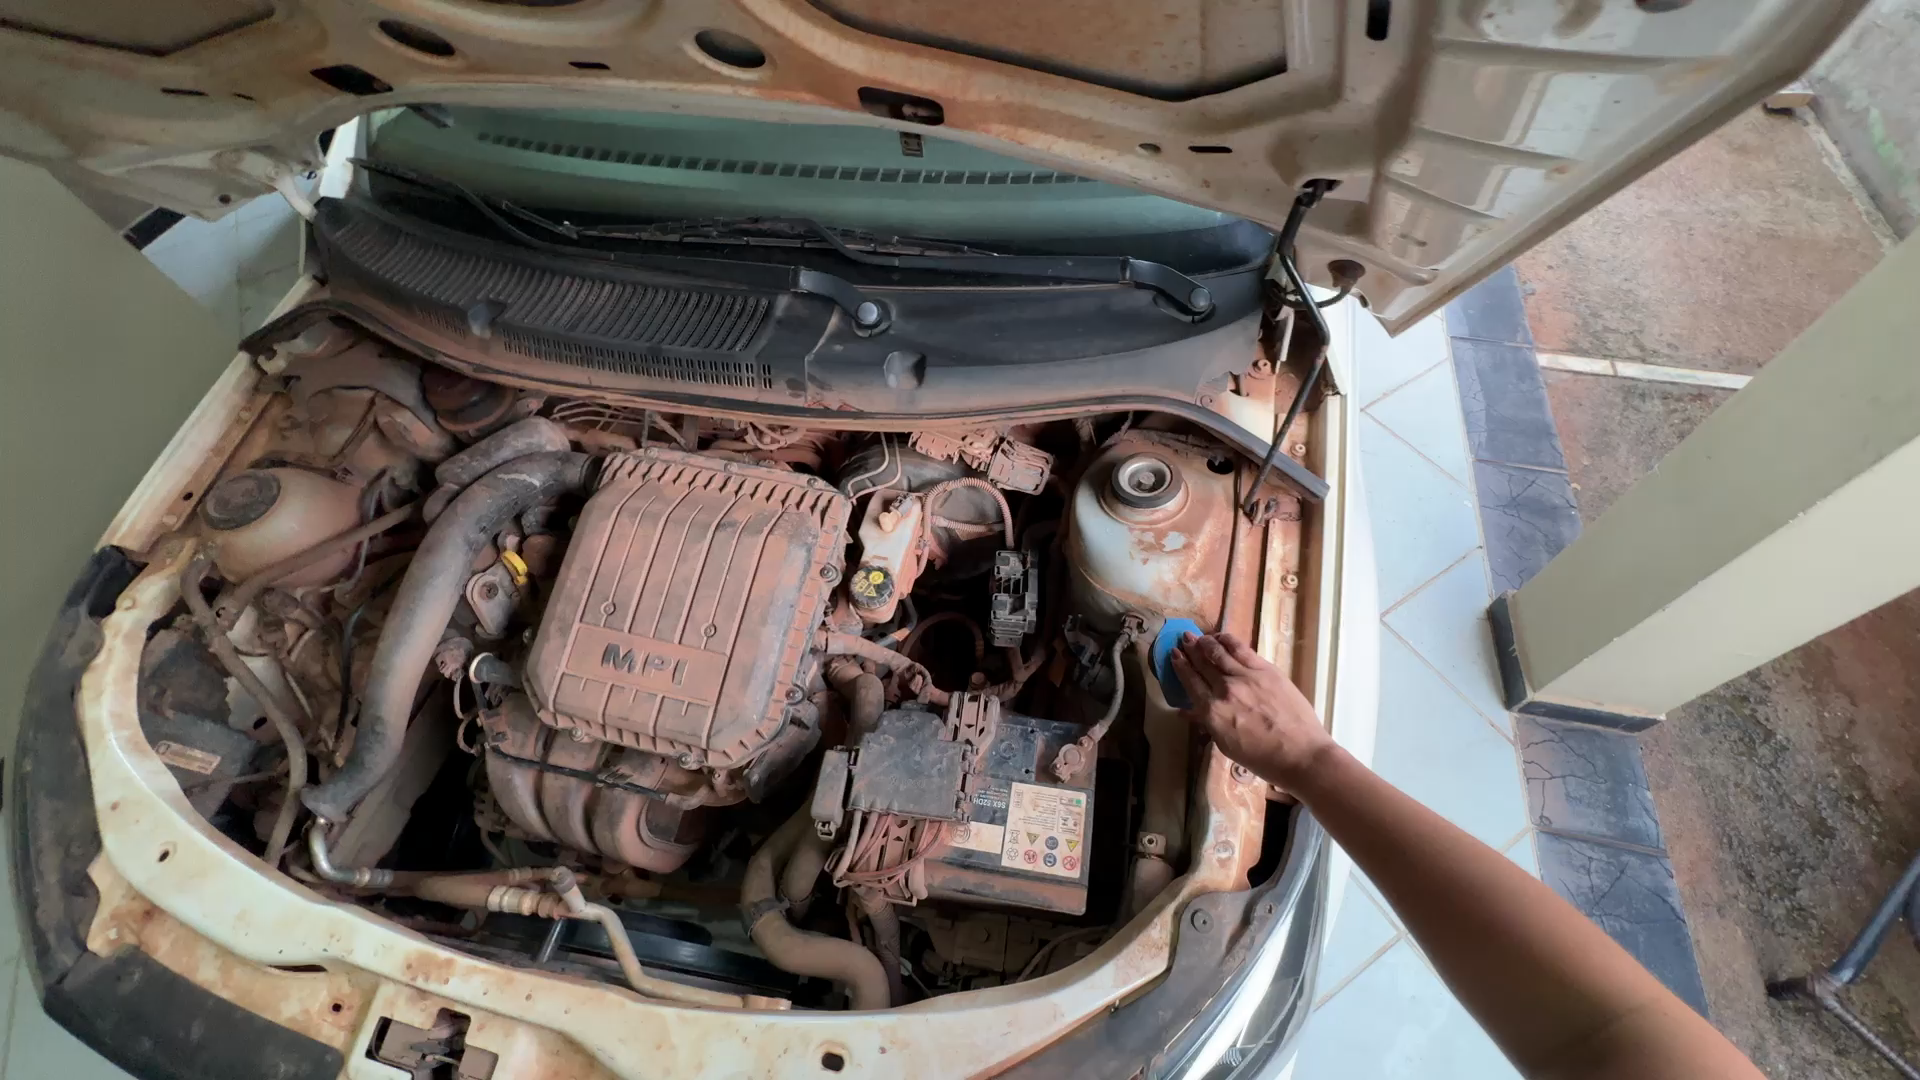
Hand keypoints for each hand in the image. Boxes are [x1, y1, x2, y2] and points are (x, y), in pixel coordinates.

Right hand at [1171, 631, 1332, 785]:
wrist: (1301, 755)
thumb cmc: (1262, 758)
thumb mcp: (1226, 745)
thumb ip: (1205, 724)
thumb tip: (1185, 711)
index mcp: (1212, 711)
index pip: (1190, 682)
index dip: (1180, 665)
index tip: (1174, 654)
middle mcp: (1224, 690)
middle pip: (1203, 663)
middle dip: (1190, 649)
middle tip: (1184, 638)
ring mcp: (1246, 677)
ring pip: (1219, 652)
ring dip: (1206, 642)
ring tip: (1199, 636)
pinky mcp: (1266, 670)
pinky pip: (1242, 650)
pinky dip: (1228, 641)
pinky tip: (1221, 636)